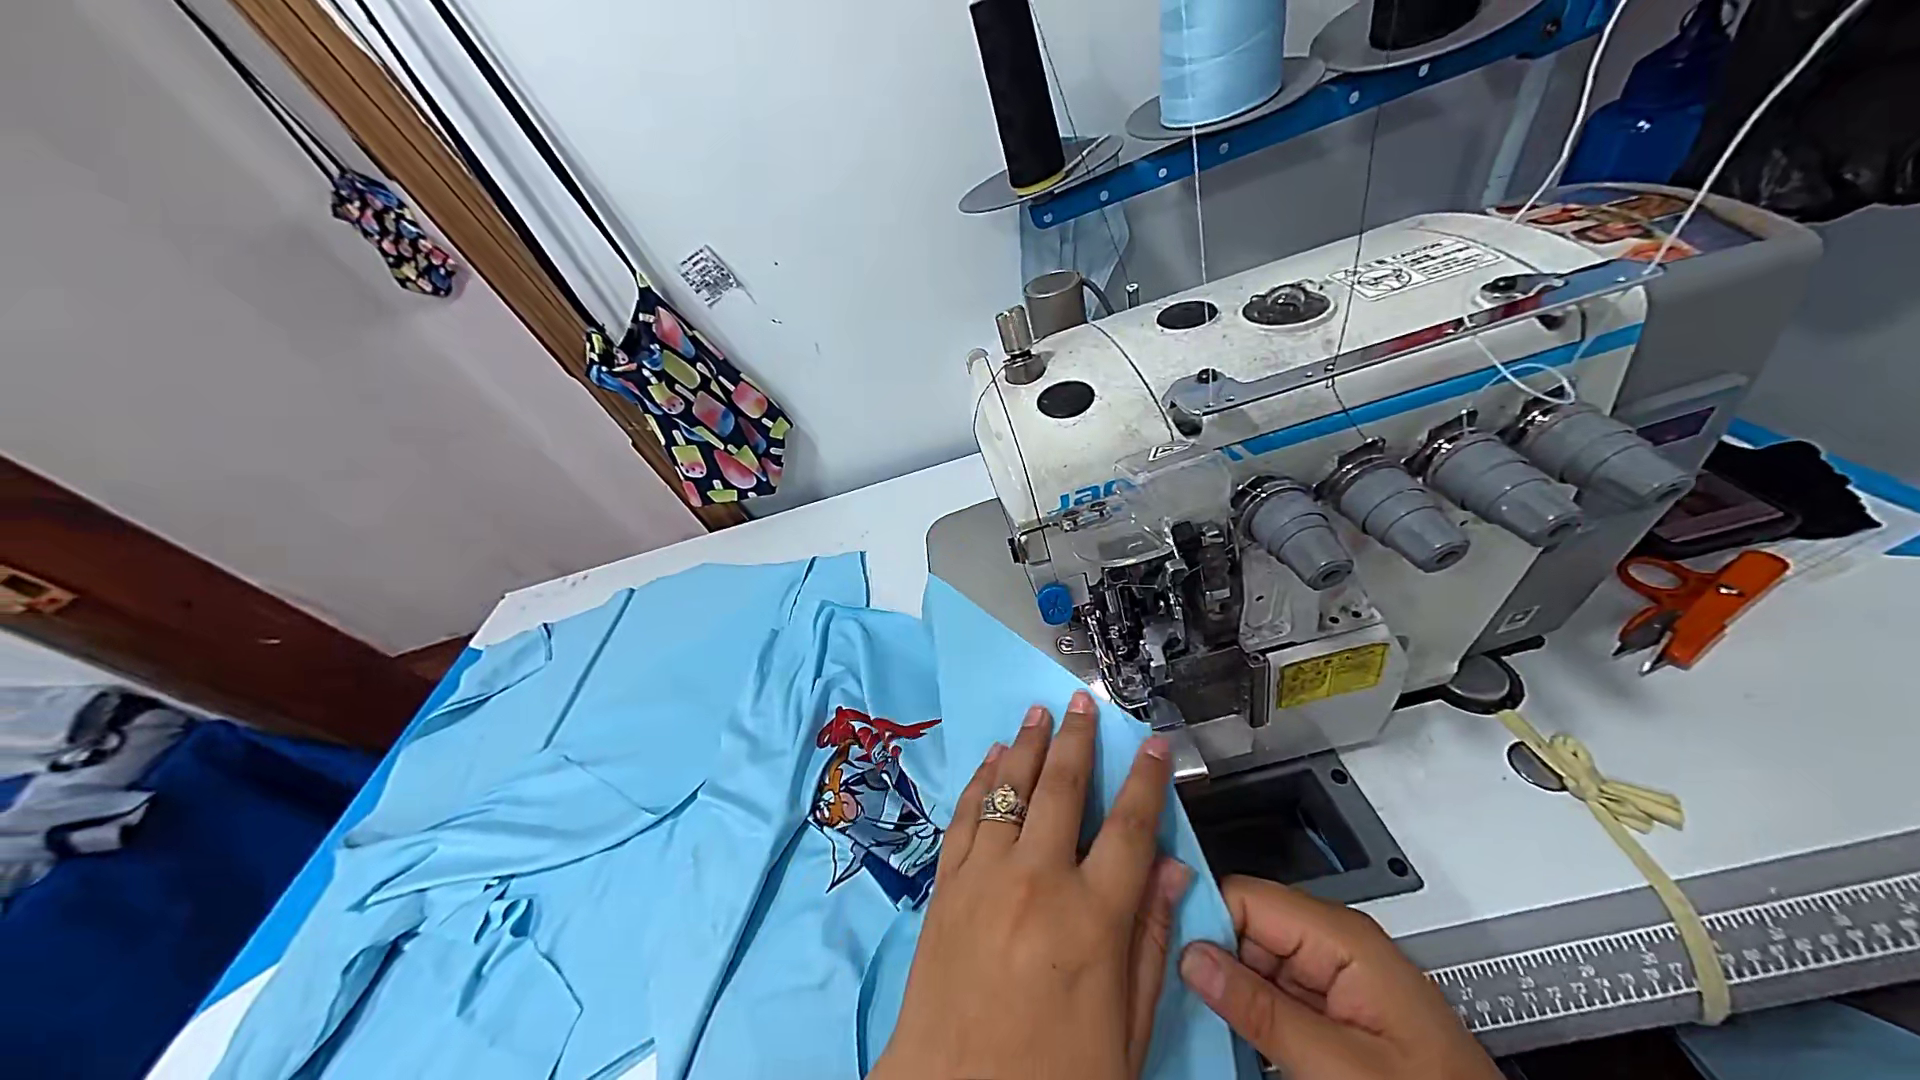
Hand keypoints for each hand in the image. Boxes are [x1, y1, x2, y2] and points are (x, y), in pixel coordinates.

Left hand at [872, 691, 1192, 1079]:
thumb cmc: (1052, 1078)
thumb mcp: (1126, 1029)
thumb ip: (1150, 941)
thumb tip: (1171, 868)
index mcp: (1092, 918)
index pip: (1130, 827)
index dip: (1146, 780)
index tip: (1154, 744)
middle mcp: (1037, 880)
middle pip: (1062, 789)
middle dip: (1077, 739)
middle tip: (1082, 703)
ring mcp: (985, 875)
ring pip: (1009, 789)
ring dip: (1026, 745)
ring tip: (1038, 713)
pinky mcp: (946, 884)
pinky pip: (966, 816)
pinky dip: (980, 781)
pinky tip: (990, 758)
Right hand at [1179, 876, 1499, 1079]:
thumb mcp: (1344, 1068)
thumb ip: (1263, 1009)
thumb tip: (1194, 957)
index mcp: (1342, 938)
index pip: (1245, 895)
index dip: (1200, 914)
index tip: (1159, 938)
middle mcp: (1332, 943)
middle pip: (1243, 923)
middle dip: (1206, 951)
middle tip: (1163, 980)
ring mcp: (1328, 975)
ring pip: (1249, 957)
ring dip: (1220, 981)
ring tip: (1184, 1004)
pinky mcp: (1325, 1005)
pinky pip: (1266, 988)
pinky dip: (1241, 1005)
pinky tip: (1219, 1023)